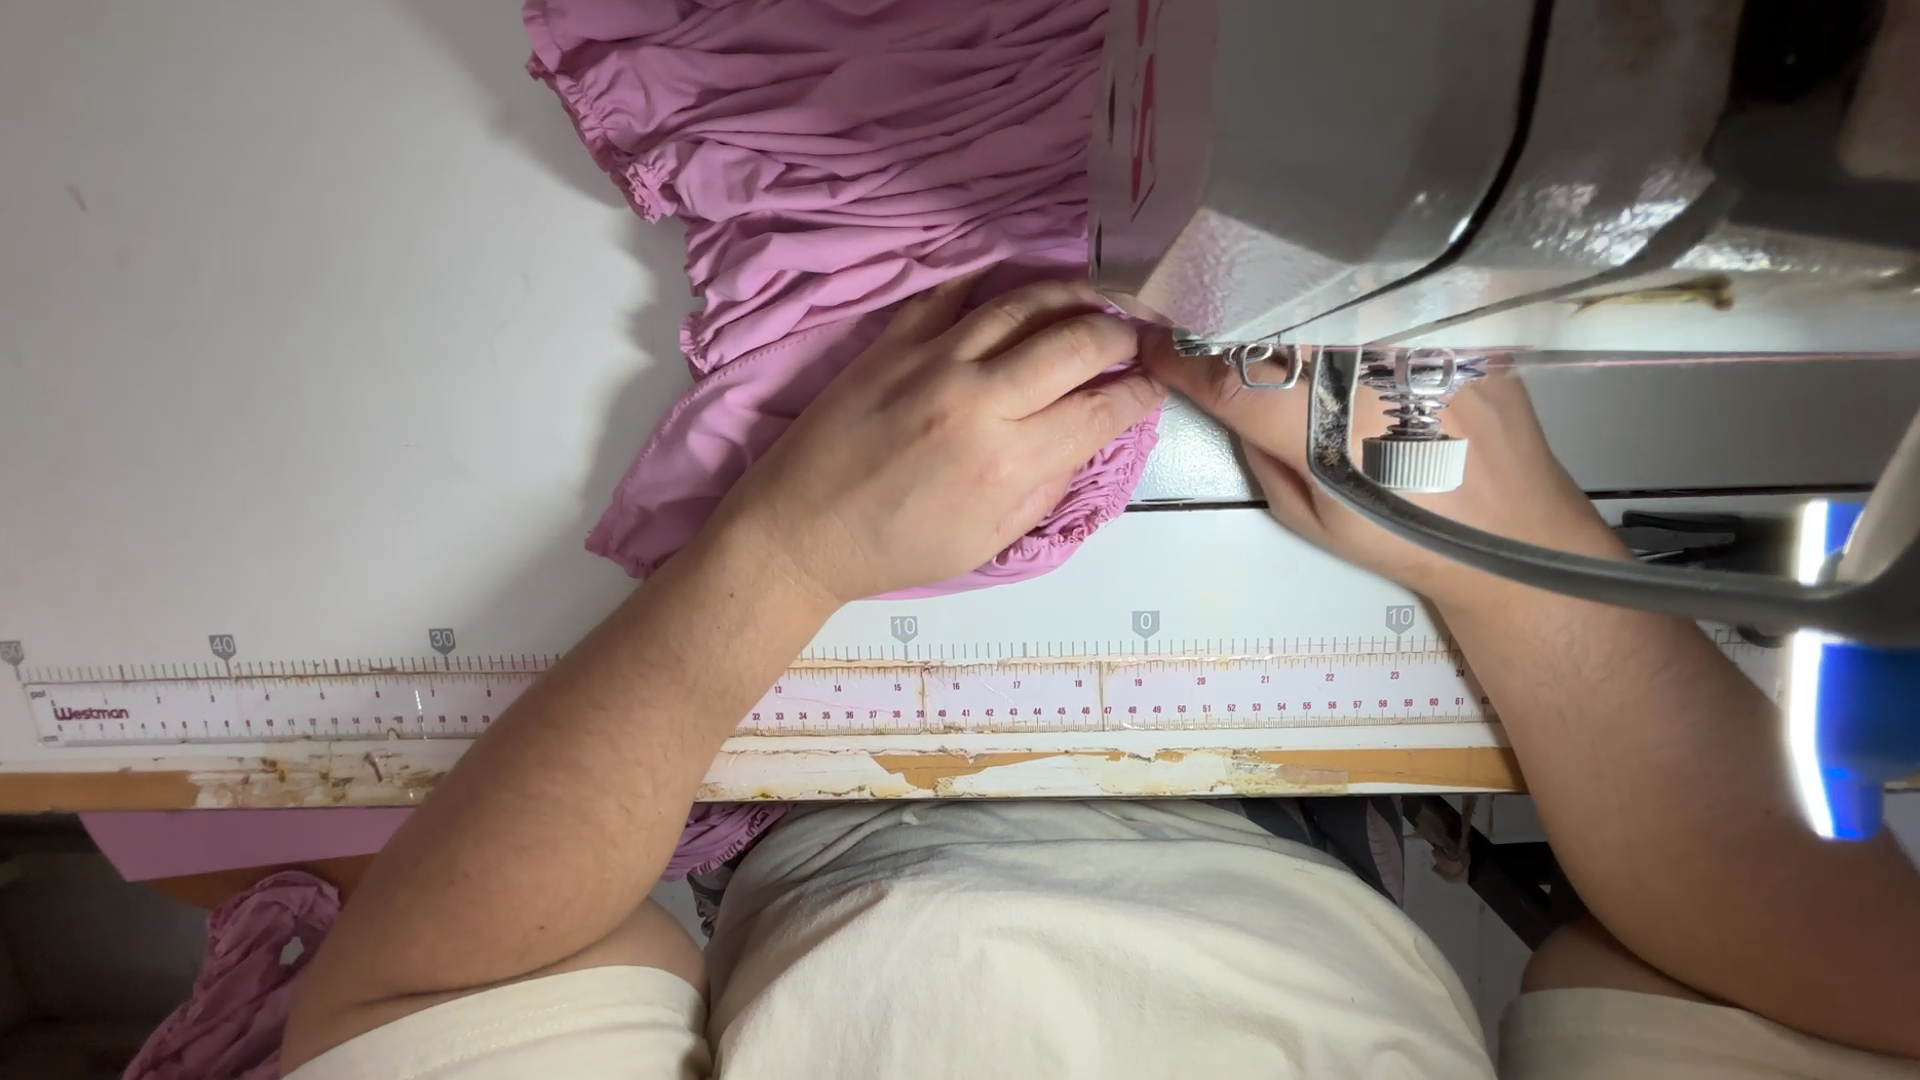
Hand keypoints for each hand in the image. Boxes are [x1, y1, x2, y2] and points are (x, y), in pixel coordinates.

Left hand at [705, 277, 1164, 604]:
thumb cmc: (898, 548)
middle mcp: (980, 399)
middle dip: (1122, 332)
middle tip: (1133, 335)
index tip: (1152, 383)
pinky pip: (954, 294)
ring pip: (1024, 303)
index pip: (1101, 409)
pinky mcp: (893, 342)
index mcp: (1009, 462)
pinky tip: (1018, 289)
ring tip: (1096, 297)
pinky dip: (993, 283)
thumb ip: (1047, 486)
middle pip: (1077, 341)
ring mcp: (933, 360)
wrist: (802, 530)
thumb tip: (1088, 436)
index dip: (1139, 392)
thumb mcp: (988, 541)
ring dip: (1072, 294)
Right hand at [1143, 340, 1622, 610]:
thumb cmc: (1400, 538)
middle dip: (1222, 324)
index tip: (1152, 348)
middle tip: (1192, 323)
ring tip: (1252, 316)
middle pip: (1274, 329)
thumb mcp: (1304, 516)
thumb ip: (1261, 451)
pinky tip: (1321, 313)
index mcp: (1327, 433)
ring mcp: (1418, 346)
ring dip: (1274, 308)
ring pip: (1321, 304)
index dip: (1183, 364)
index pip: (1232, 383)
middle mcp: (1370, 376)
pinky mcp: (1453, 331)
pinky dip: (1335, 303)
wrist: (1512, 534)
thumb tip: (1234, 402)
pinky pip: (1376, 302)